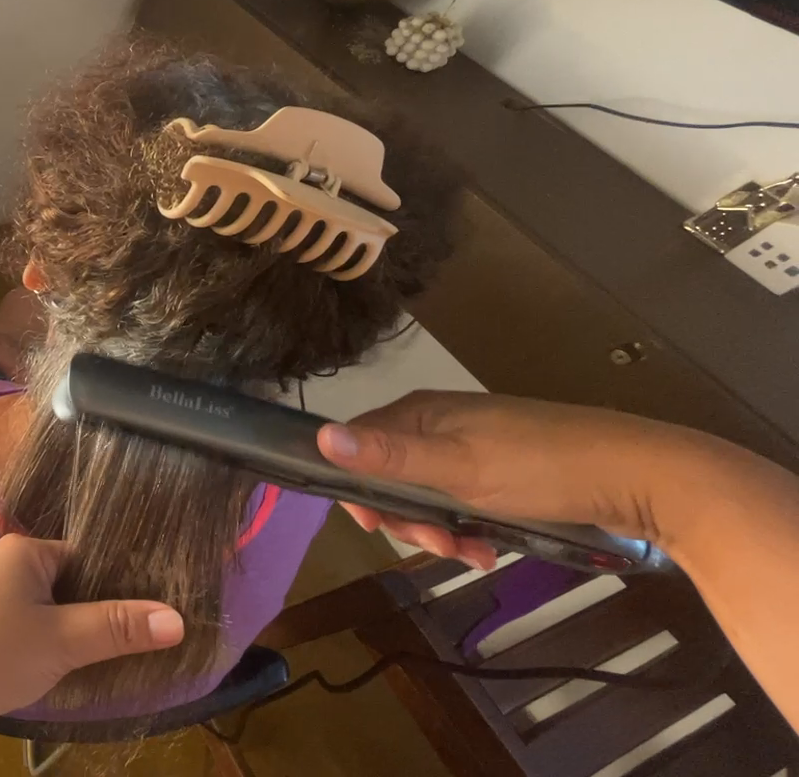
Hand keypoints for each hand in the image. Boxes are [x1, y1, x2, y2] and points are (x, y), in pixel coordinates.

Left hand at [0, 534, 184, 737]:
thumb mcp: (62, 642)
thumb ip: (117, 628)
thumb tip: (177, 617)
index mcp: (25, 549)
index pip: (86, 559)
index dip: (117, 589)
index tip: (146, 619)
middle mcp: (1, 556)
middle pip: (63, 579)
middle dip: (90, 610)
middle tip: (126, 646)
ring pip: (39, 601)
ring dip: (62, 626)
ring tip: (92, 658)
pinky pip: (16, 615)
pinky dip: (35, 635)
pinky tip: (47, 662)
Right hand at [317, 391, 702, 568]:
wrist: (650, 477)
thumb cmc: (541, 468)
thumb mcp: (457, 467)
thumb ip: (388, 456)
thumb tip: (317, 438)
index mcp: (418, 414)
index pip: (356, 445)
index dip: (356, 486)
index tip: (375, 525)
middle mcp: (436, 424)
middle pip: (390, 474)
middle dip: (407, 517)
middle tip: (438, 547)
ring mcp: (471, 446)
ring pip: (427, 493)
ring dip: (438, 528)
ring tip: (471, 554)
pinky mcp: (503, 469)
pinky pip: (462, 499)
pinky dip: (467, 526)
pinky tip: (489, 547)